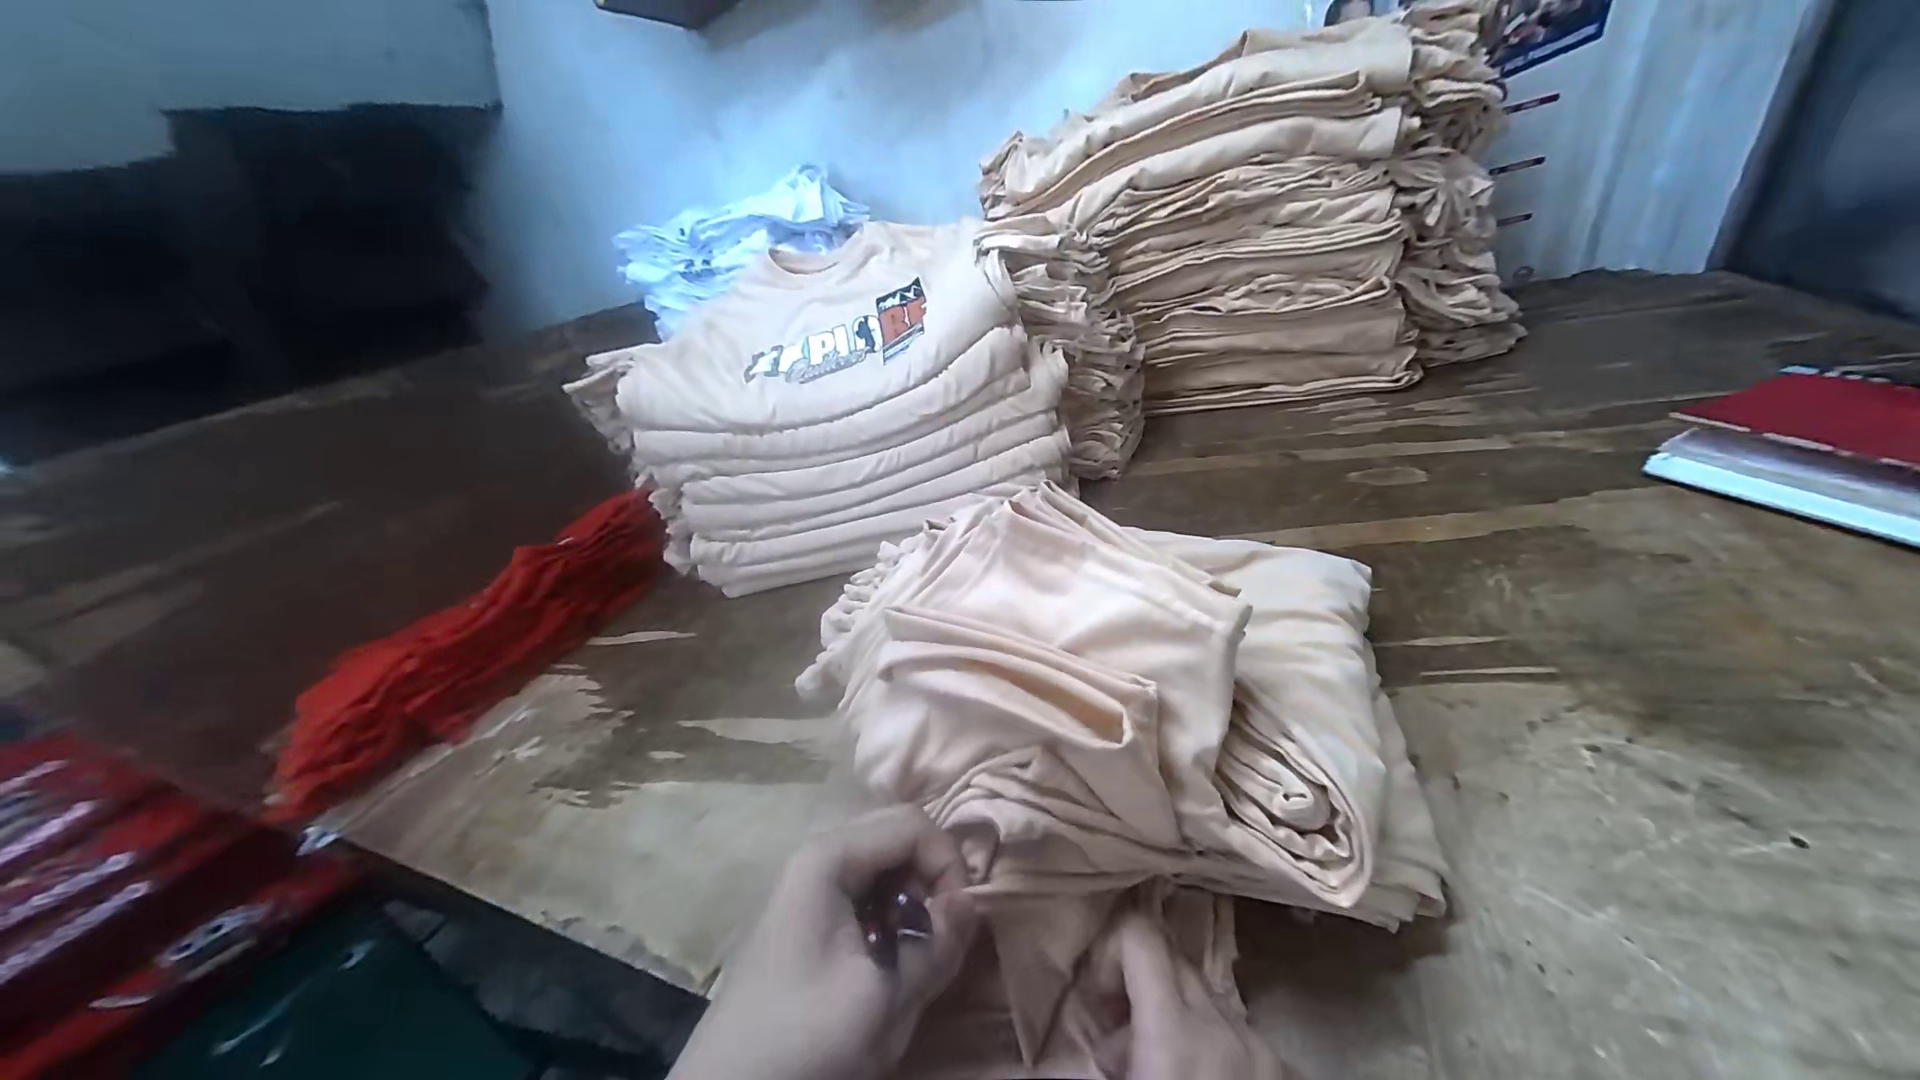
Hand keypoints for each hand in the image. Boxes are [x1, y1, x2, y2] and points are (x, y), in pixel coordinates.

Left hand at [669, 805, 981, 1079]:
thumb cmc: (802, 1037)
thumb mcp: (881, 997)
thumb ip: (937, 944)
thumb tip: (973, 901)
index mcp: (830, 855)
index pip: (914, 824)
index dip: (948, 864)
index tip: (959, 921)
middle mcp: (821, 854)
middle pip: (900, 835)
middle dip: (932, 879)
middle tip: (939, 936)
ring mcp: (813, 881)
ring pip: (888, 863)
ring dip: (914, 900)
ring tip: (913, 955)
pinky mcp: (813, 911)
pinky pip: (869, 890)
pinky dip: (892, 914)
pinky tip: (886, 959)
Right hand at [1105, 911, 1290, 1079]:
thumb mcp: (1114, 1079)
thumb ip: (1106, 1032)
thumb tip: (1106, 1020)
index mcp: (1176, 1032)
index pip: (1140, 932)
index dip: (1110, 949)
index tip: (1099, 996)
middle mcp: (1225, 1026)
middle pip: (1171, 956)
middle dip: (1136, 978)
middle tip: (1116, 1028)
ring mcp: (1260, 1047)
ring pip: (1203, 989)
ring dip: (1172, 1009)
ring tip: (1156, 1057)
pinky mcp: (1281, 1067)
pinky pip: (1232, 1023)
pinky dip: (1206, 1034)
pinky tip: (1195, 1074)